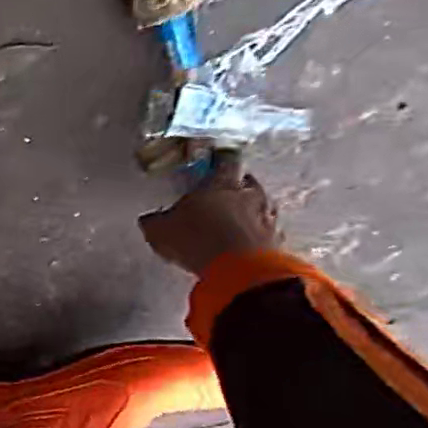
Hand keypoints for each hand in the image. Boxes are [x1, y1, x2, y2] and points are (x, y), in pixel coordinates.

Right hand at [138, 152, 281, 274]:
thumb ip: (156, 218)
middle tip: (214, 195)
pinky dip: (249, 230)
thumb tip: (152, 217)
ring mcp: (266, 215)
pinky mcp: (275, 237)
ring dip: (243, 209)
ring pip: (256, 204)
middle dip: (231, 186)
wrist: (238, 268)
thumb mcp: (158, 229)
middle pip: (244, 182)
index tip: (209, 161)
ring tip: (224, 221)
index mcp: (221, 184)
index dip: (216, 159)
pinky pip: (260, 227)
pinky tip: (234, 240)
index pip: (225, 160)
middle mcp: (250, 193)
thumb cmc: (194, 238)